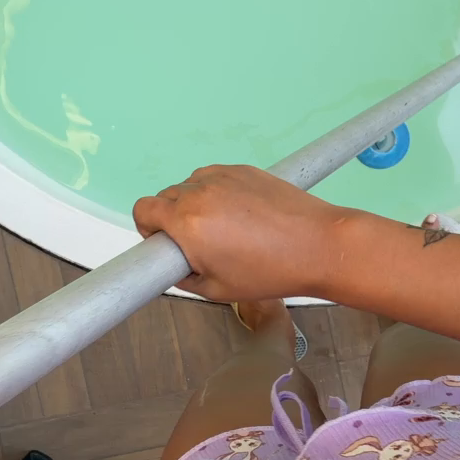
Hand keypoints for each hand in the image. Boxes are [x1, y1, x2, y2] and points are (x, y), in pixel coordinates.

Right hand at [132, 164, 348, 299]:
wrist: (317, 245)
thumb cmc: (269, 272)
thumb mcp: (216, 290)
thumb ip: (182, 277)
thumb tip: (173, 265)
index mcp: (186, 222)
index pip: (143, 210)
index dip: (147, 228)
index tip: (164, 242)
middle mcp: (199, 191)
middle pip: (165, 196)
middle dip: (171, 218)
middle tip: (197, 241)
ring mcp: (223, 176)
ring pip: (190, 184)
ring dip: (194, 202)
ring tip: (222, 227)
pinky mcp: (244, 169)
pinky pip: (215, 176)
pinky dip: (217, 191)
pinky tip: (240, 213)